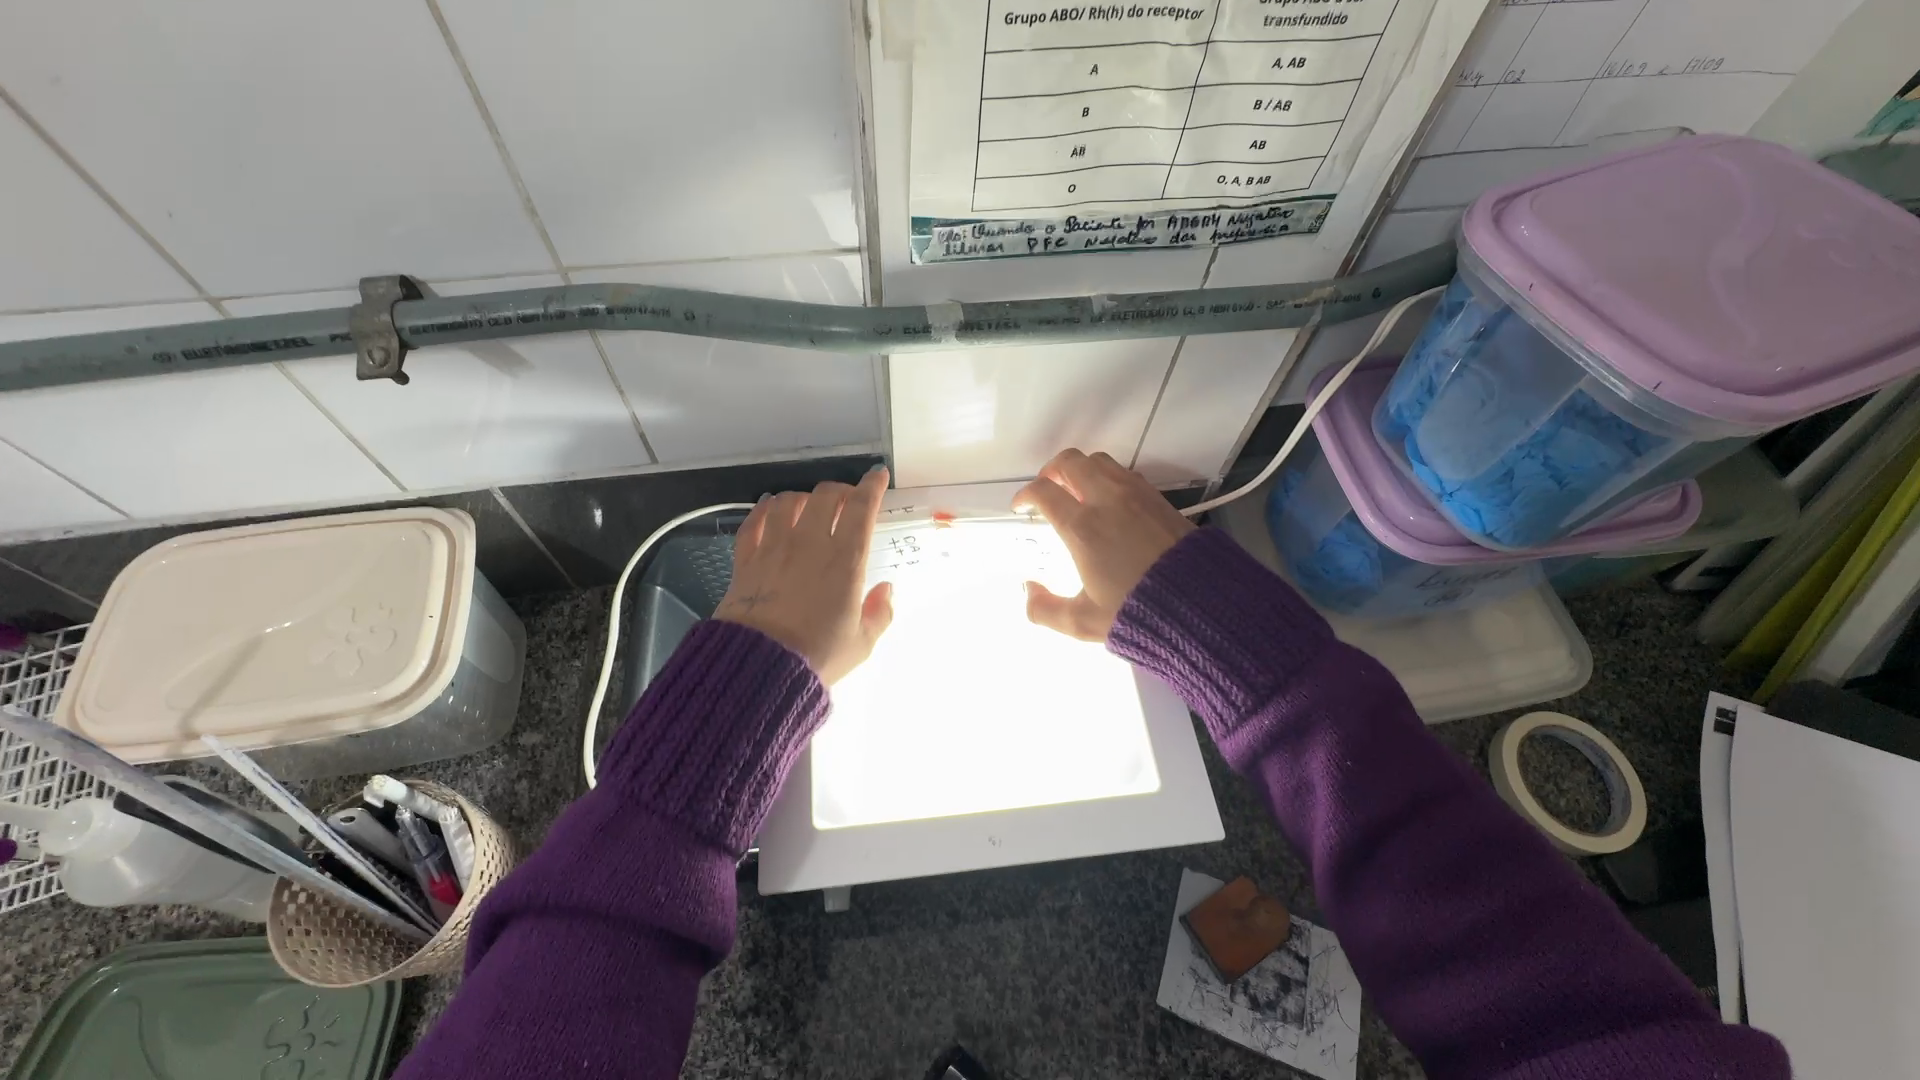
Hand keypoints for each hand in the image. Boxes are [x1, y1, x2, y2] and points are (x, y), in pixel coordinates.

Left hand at [715, 467, 894, 684]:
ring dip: (803, 497)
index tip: (877, 476)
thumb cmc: (816, 655)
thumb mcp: (861, 643)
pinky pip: (754, 521)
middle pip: (824, 496)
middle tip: (845, 502)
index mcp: (844, 561)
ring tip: (809, 506)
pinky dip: (765, 509)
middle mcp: (809, 544)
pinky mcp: (745, 559)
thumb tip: (887, 589)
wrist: (757, 666)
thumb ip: (879, 613)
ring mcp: (773, 548)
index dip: (871, 486)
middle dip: (839, 491)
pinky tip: (770, 508)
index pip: (861, 509)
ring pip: (788, 501)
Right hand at [1012, 449, 1193, 640]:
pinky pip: (1124, 473)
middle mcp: (1106, 501)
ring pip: (1099, 461)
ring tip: (1077, 491)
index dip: (1026, 495)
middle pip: (1070, 462)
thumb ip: (1045, 610)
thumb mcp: (1083, 622)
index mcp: (1082, 527)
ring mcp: (1135, 494)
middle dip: (1051, 472)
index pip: (1044, 492)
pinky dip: (1107, 477)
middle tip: (1047, 491)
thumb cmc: (1136, 610)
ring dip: (1081, 469)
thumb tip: (1028, 590)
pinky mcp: (1158, 498)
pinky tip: (1109, 501)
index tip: (1022, 506)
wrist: (1199, 601)